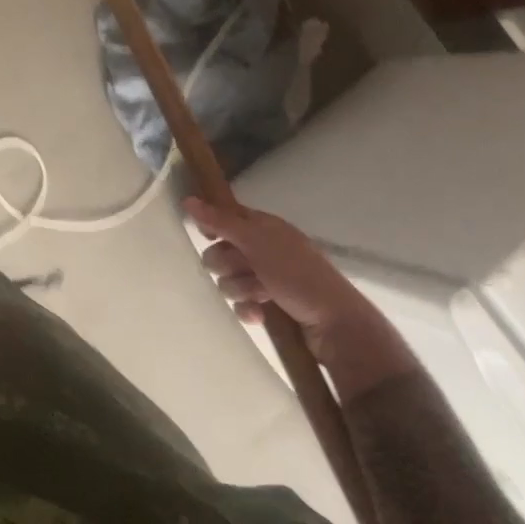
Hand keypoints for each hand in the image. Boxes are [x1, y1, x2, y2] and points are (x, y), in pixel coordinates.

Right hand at [185, 197, 414, 395]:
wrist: (335, 324)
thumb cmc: (297, 274)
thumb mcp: (257, 242)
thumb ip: (221, 222)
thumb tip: (188, 200)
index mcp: (266, 229)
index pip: (229, 218)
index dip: (215, 226)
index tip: (207, 235)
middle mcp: (266, 251)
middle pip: (223, 251)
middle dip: (226, 264)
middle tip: (241, 269)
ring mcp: (269, 280)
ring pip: (230, 280)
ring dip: (240, 289)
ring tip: (259, 296)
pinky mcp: (271, 307)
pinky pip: (242, 304)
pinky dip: (248, 309)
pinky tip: (259, 315)